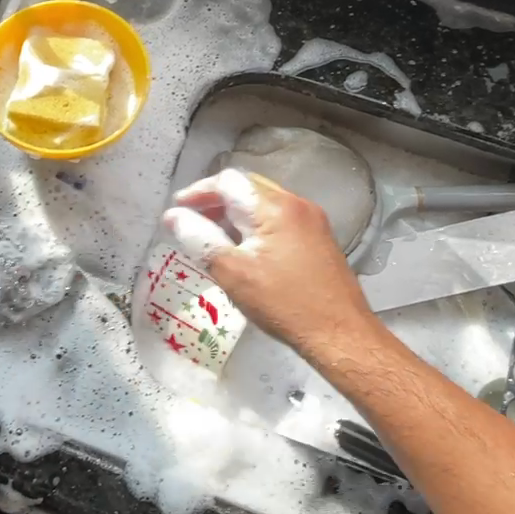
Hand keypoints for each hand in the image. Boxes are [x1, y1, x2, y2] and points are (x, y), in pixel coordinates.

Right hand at [162, 168, 375, 354]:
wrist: (340, 333)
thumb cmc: (283, 303)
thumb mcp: (233, 272)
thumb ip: (200, 239)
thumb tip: (173, 217)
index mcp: (274, 206)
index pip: (228, 181)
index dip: (198, 191)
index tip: (177, 210)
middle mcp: (296, 203)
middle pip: (247, 187)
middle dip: (215, 200)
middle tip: (192, 221)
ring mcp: (311, 220)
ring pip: (263, 203)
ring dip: (235, 213)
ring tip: (213, 236)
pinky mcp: (319, 238)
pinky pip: (279, 218)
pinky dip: (255, 224)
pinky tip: (245, 249)